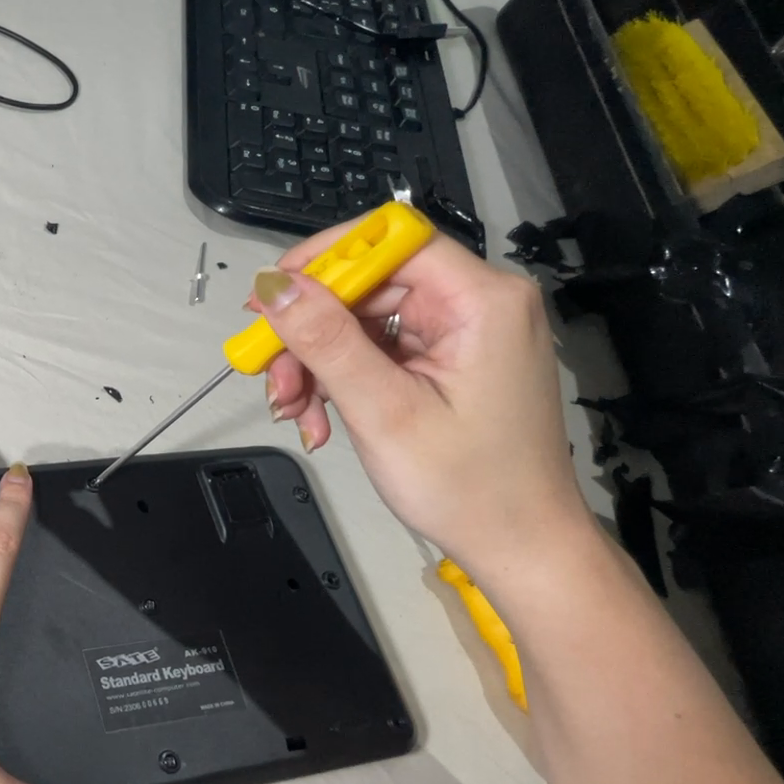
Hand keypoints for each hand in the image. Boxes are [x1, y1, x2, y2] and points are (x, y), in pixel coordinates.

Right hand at [252, 229, 591, 573]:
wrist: (514, 541)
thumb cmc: (466, 483)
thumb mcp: (382, 409)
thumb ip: (326, 340)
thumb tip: (273, 285)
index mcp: (481, 301)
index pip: (390, 242)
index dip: (323, 260)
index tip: (269, 297)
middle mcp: (473, 305)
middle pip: (364, 288)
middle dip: (307, 334)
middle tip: (272, 380)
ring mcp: (455, 334)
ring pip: (356, 323)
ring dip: (312, 365)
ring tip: (294, 413)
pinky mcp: (439, 360)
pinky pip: (368, 351)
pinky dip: (333, 381)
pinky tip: (316, 417)